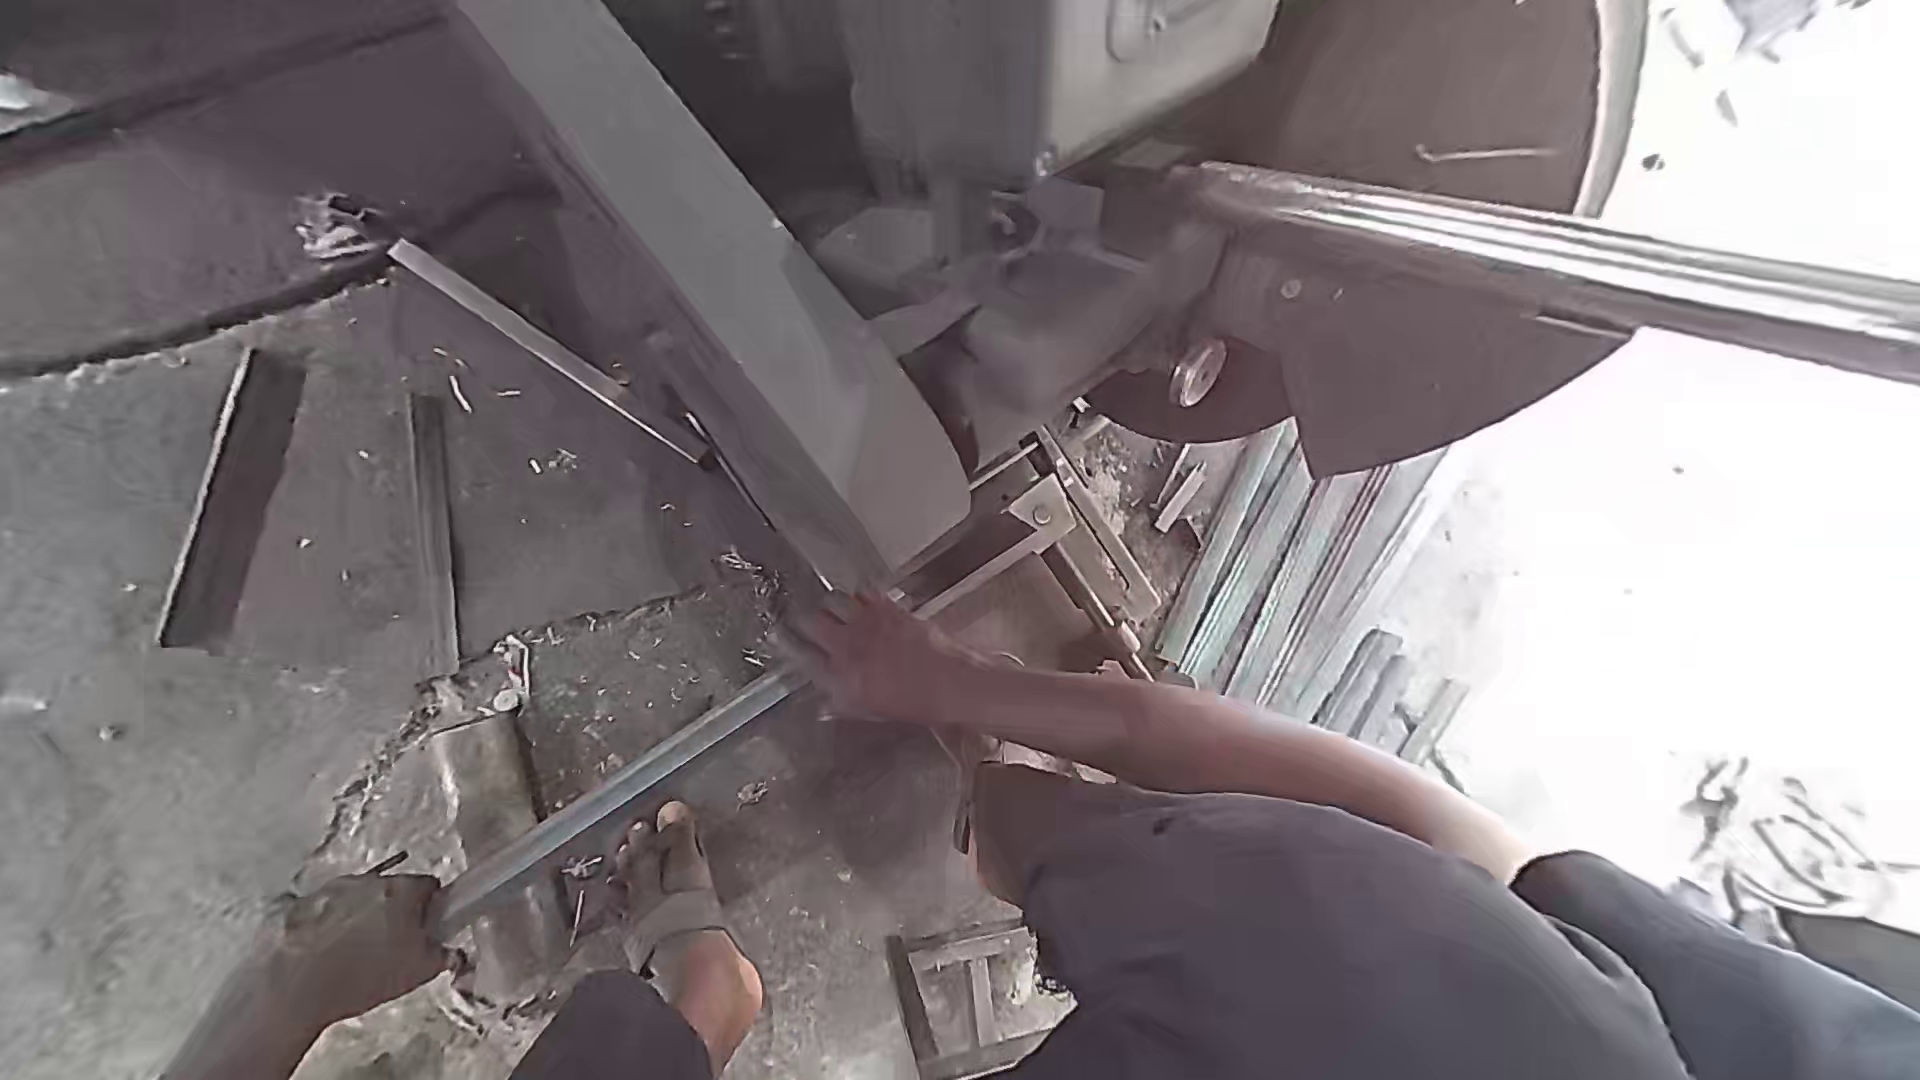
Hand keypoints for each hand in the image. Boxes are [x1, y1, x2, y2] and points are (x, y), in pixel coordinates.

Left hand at [257, 872, 454, 1028]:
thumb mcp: (418, 972)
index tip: (421, 926)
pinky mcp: (289, 910)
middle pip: (390, 888)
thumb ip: (445, 953)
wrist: (284, 1000)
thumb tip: (454, 951)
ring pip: (352, 898)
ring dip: (354, 914)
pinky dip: (317, 925)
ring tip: (346, 950)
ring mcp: (327, 892)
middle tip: (386, 941)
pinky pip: (313, 912)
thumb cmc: (357, 980)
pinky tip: (316, 951)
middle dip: (391, 909)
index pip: (429, 886)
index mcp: (405, 888)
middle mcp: (369, 881)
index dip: (428, 907)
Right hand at [790, 592, 978, 723]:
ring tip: (834, 608)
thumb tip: (825, 705)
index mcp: (840, 677)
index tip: (782, 636)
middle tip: (807, 620)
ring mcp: (868, 623)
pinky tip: (863, 601)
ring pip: (833, 600)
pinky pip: (862, 591)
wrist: (951, 682)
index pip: (801, 654)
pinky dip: (859, 594)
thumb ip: (843, 704)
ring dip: (831, 603)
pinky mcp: (888, 608)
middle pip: (811, 621)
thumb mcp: (873, 711)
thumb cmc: (915, 702)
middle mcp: (848, 646)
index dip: (787, 643)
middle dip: (805, 619)